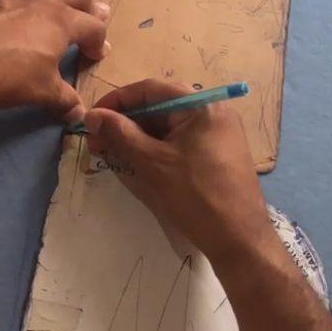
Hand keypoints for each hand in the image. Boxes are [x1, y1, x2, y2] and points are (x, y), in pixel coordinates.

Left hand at [0, 0, 111, 121]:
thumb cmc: (8, 79)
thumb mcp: (43, 92)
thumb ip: (64, 99)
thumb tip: (79, 113)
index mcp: (62, 22)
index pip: (92, 27)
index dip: (98, 41)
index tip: (97, 54)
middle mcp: (40, 0)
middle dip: (88, 2)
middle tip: (96, 8)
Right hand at [85, 80, 275, 263]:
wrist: (240, 240)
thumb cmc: (197, 196)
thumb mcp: (153, 163)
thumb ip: (120, 134)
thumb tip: (91, 116)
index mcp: (201, 106)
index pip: (150, 90)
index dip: (116, 101)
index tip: (92, 119)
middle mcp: (211, 113)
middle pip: (158, 107)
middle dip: (124, 123)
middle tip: (97, 143)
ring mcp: (216, 134)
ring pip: (166, 127)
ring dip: (136, 138)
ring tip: (112, 155)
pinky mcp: (215, 155)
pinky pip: (178, 142)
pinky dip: (154, 149)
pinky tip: (136, 163)